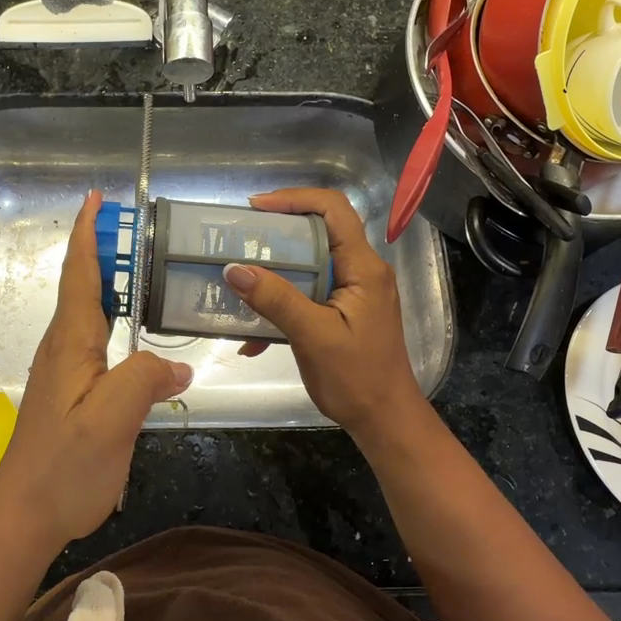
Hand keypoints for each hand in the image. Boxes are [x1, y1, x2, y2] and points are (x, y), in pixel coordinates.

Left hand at [0, 190, 193, 549]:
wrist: (23, 516)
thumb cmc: (64, 467)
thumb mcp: (112, 420)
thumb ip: (145, 378)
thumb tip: (177, 363)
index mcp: (72, 343)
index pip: (80, 274)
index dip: (88, 233)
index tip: (96, 197)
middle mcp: (64, 348)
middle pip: (84, 286)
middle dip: (106, 249)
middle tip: (141, 228)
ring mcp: (65, 371)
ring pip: (91, 313)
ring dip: (113, 283)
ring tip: (148, 268)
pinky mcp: (71, 393)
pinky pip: (97, 340)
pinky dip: (118, 319)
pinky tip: (140, 335)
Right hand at [224, 189, 429, 438]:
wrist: (386, 421)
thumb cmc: (356, 378)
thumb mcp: (313, 337)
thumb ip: (276, 299)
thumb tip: (235, 268)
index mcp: (363, 267)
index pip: (333, 209)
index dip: (294, 199)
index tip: (255, 209)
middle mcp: (362, 271)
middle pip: (318, 232)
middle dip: (276, 236)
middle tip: (238, 242)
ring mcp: (354, 293)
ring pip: (309, 265)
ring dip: (274, 275)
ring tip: (238, 285)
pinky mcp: (344, 313)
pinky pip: (309, 294)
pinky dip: (282, 306)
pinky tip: (255, 337)